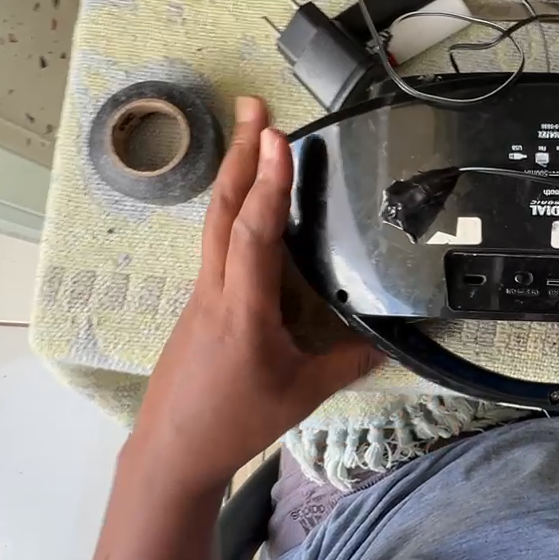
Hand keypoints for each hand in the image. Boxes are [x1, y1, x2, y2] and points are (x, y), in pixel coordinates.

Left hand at [127, 97, 379, 495]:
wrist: (170, 451)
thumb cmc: (235, 421)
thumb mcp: (303, 394)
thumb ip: (348, 362)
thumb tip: (387, 341)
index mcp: (242, 308)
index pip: (255, 233)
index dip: (268, 183)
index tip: (278, 137)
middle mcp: (216, 290)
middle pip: (222, 210)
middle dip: (238, 154)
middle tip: (254, 108)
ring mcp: (202, 295)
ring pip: (215, 223)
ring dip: (232, 175)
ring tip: (251, 138)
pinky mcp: (200, 304)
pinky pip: (217, 245)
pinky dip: (233, 210)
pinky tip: (248, 205)